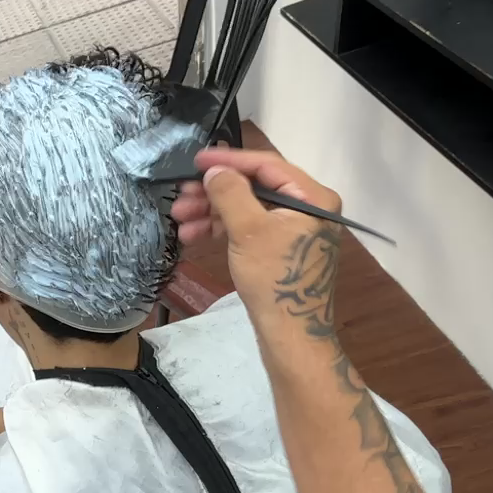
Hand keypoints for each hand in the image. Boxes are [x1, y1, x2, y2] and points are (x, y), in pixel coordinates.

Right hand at [171, 148, 344, 336]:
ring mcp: (292, 230)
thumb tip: (215, 170)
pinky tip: (194, 235)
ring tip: (180, 220)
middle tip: (180, 197)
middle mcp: (306, 208)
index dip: (228, 161)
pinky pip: (247, 229)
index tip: (195, 160)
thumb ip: (231, 194)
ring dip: (211, 212)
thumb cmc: (274, 279)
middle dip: (213, 193)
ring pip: (246, 209)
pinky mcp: (277, 249)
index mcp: (312, 197)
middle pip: (253, 188)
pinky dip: (221, 229)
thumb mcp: (249, 230)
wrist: (289, 332)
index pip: (266, 166)